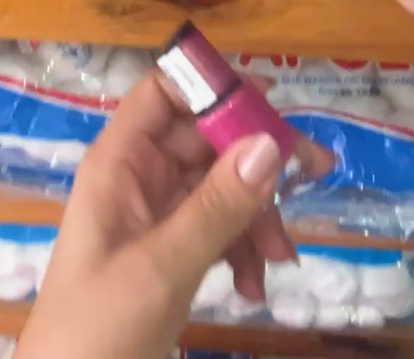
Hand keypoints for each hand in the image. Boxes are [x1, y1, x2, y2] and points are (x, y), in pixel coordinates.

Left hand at [17, 74, 318, 358]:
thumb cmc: (98, 328)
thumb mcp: (162, 267)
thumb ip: (217, 206)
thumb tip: (271, 143)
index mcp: (120, 159)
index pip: (165, 92)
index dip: (211, 86)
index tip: (269, 100)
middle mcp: (138, 174)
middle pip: (204, 138)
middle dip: (255, 158)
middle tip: (315, 169)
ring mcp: (156, 213)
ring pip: (219, 185)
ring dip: (256, 215)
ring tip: (282, 256)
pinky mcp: (171, 249)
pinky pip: (218, 226)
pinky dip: (243, 248)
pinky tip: (254, 284)